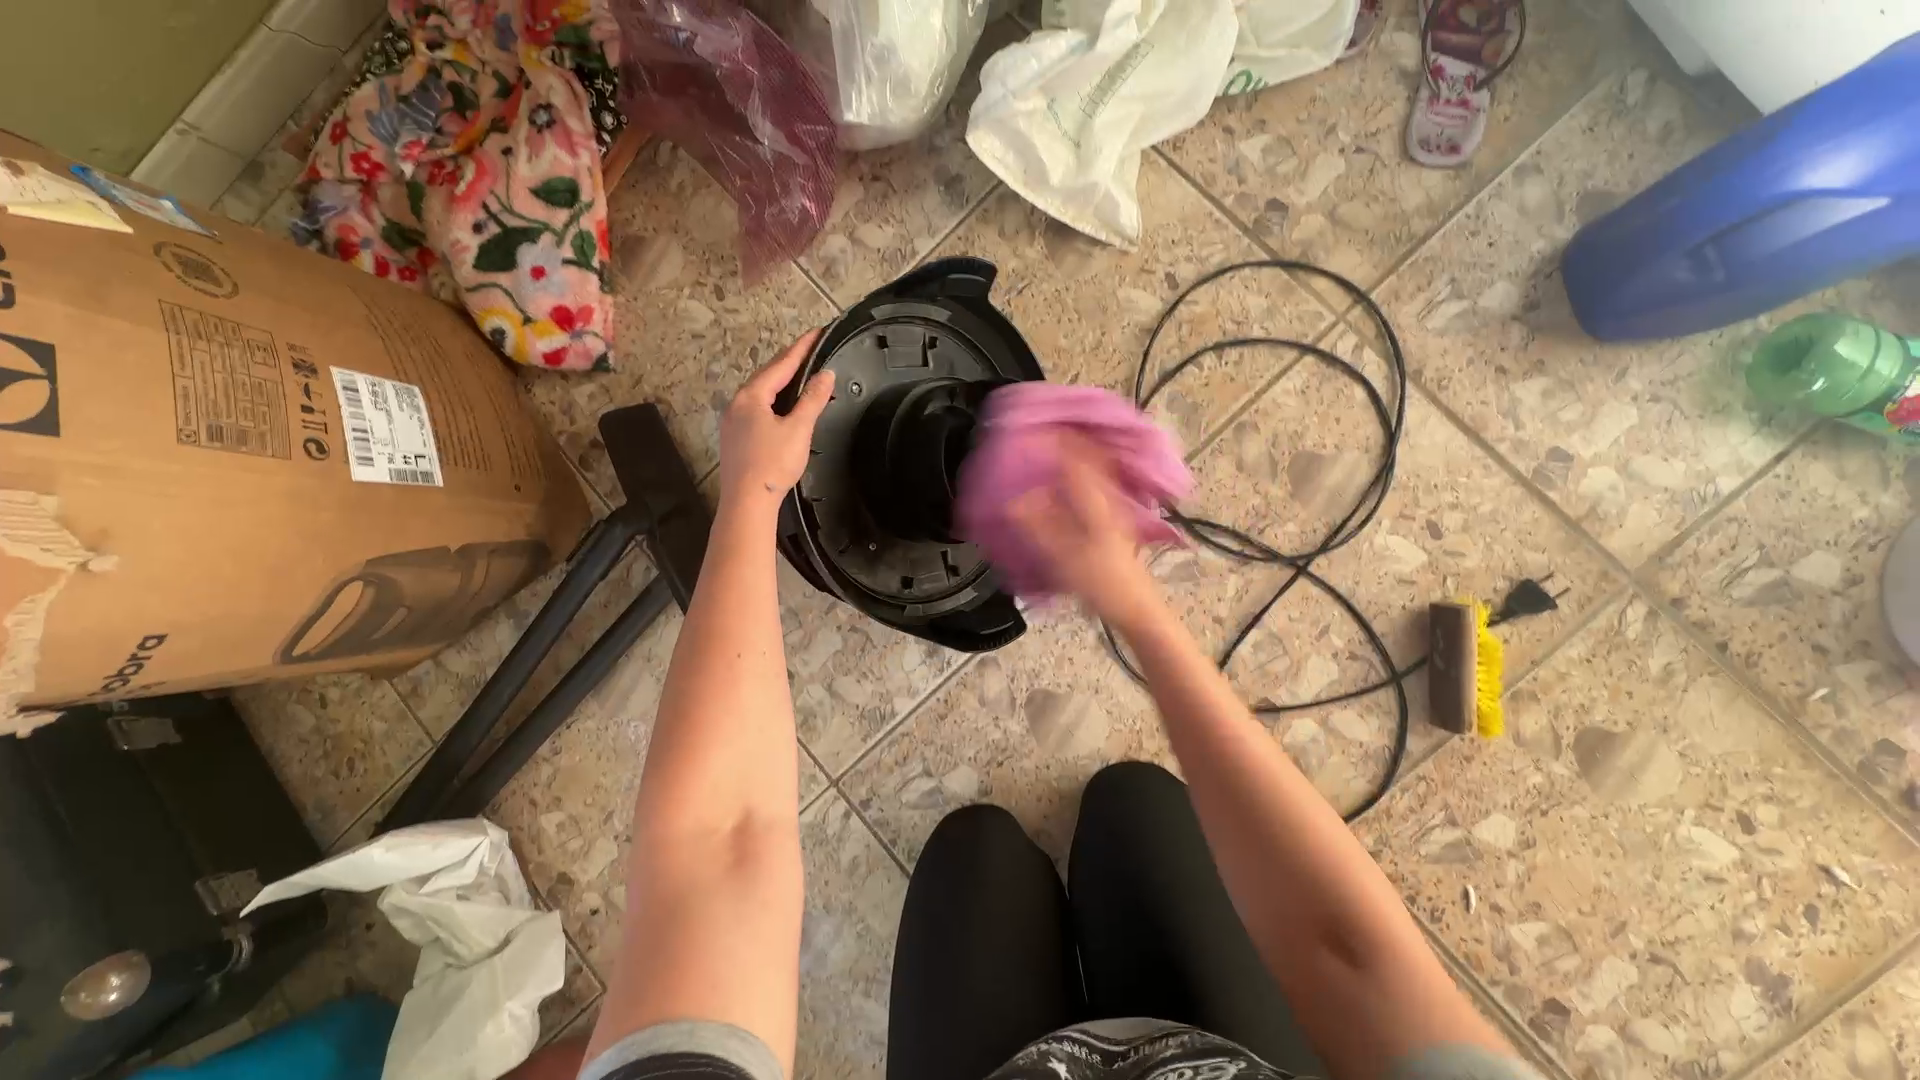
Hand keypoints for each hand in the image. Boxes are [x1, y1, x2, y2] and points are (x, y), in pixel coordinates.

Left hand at [719, 328, 833, 512]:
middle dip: (790, 362)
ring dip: (781, 382)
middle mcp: (737, 404)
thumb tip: (826, 375)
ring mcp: (733, 422)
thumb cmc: (772, 465)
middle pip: (767, 375)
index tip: (817, 332)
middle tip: (811, 350)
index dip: (802, 348)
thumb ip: (813, 399)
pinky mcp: (735, 439)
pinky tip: (782, 407)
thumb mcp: (799, 429)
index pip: (782, 364)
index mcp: (751, 396)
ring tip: (800, 374)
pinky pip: (756, 409)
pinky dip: (773, 400)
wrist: (747, 502)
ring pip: (760, 393)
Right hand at [1009, 436, 1167, 629]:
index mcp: (1097, 500)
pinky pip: (1095, 490)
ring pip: (1095, 474)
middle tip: (1042, 438)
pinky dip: (1079, 481)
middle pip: (1091, 459)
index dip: (1058, 440)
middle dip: (1067, 445)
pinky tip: (1064, 489)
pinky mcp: (1115, 525)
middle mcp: (1109, 498)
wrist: (1137, 609)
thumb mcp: (1062, 556)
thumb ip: (1036, 526)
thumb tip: (1012, 502)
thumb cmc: (1103, 583)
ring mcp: (1115, 511)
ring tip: (1050, 456)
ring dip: (1075, 461)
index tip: (1036, 431)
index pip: (1078, 457)